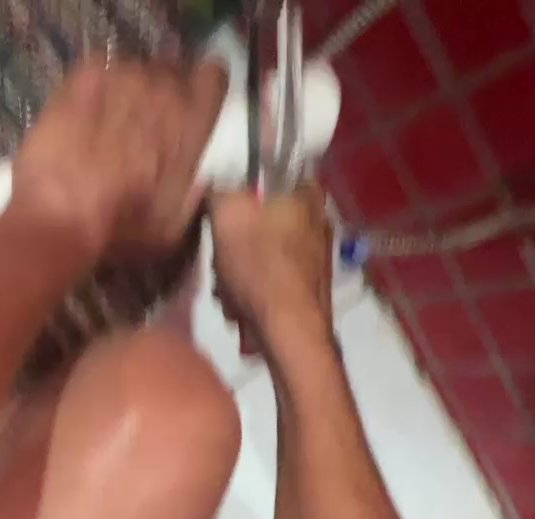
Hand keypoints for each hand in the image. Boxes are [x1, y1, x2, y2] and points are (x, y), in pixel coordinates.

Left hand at [10, 59, 227, 258]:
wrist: (61, 215)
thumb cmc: (119, 228)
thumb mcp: (171, 228)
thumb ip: (192, 193)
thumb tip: (198, 181)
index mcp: (193, 120)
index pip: (214, 79)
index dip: (200, 94)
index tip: (188, 112)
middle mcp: (164, 86)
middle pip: (171, 72)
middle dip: (160, 97)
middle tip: (140, 130)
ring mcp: (123, 74)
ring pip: (133, 71)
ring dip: (125, 95)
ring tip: (104, 130)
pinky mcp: (84, 75)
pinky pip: (97, 74)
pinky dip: (91, 93)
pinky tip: (79, 123)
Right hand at [210, 186, 335, 348]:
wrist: (290, 328)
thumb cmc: (259, 267)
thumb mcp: (227, 215)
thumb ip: (220, 189)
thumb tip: (216, 181)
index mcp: (306, 191)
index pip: (267, 174)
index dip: (238, 194)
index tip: (220, 216)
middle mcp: (317, 218)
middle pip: (258, 220)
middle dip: (232, 245)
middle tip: (219, 262)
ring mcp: (316, 255)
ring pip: (261, 253)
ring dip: (237, 273)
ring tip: (228, 292)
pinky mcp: (308, 286)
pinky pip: (270, 279)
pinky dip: (253, 291)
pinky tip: (242, 306)